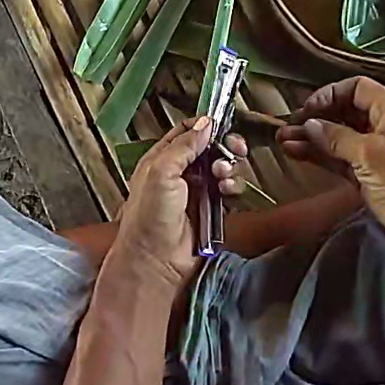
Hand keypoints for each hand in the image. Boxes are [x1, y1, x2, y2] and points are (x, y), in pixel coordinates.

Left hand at [106, 118, 246, 291]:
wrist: (156, 261)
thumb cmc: (150, 218)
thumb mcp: (161, 173)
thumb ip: (183, 146)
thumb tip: (204, 124)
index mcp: (160, 160)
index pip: (184, 132)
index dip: (203, 125)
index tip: (221, 123)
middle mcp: (178, 173)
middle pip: (208, 148)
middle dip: (224, 145)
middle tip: (234, 148)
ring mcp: (195, 191)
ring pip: (222, 168)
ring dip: (228, 167)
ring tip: (222, 175)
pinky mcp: (210, 209)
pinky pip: (228, 190)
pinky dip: (232, 187)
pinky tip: (227, 191)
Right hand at [277, 77, 384, 244]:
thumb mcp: (371, 154)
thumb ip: (337, 137)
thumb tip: (309, 124)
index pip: (357, 88)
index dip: (329, 94)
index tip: (306, 110)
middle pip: (345, 113)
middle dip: (315, 119)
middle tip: (287, 127)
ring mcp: (377, 151)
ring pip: (339, 138)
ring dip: (312, 139)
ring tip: (282, 141)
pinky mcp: (370, 175)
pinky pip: (340, 159)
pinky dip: (320, 156)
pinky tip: (296, 153)